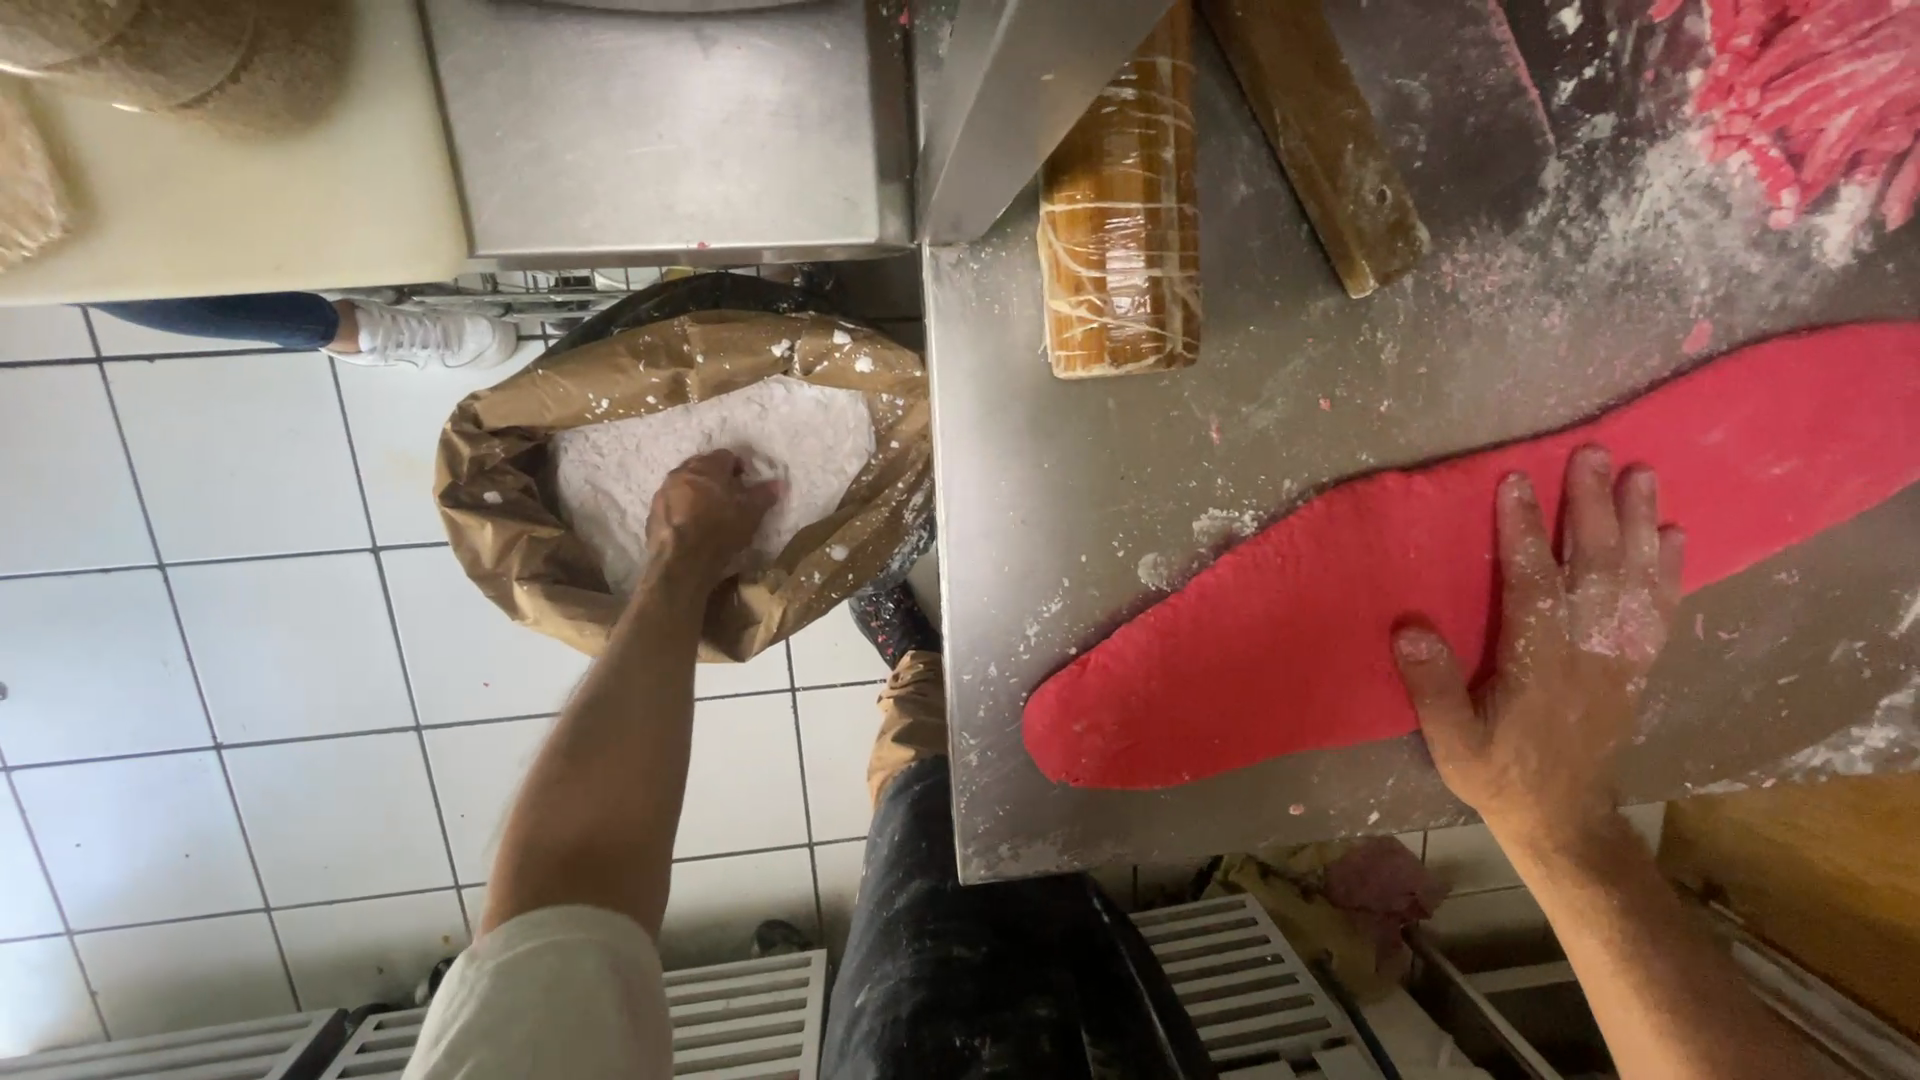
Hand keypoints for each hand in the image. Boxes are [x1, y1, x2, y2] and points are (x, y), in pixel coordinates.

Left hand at [644, 450, 779, 583]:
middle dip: (716, 478)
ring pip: (685, 485)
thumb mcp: (750, 513)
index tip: (746, 484)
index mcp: (707, 466)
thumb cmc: (720, 529)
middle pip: (703, 467)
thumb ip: (764, 495)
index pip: (726, 455)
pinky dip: (683, 509)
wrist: (681, 560)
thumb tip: (779, 483)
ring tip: (710, 513)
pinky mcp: (652, 512)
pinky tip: (693, 527)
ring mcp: (663, 492)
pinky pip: (672, 504)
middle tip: (730, 497)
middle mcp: (681, 472)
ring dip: (698, 493)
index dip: (739, 468)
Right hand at [1391, 445, 1684, 849]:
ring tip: (1641, 474)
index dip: (1524, 533)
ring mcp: (1619, 659)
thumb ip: (1432, 685)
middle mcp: (1588, 654)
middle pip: (1594, 572)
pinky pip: (1659, 611)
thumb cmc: (1495, 772)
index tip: (1518, 482)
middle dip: (1592, 510)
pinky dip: (1668, 570)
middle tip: (1594, 454)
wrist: (1562, 816)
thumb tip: (1408, 626)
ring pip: (1634, 583)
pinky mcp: (1634, 667)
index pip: (1533, 587)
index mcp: (1538, 666)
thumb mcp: (1450, 739)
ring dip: (1637, 525)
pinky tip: (1671, 534)